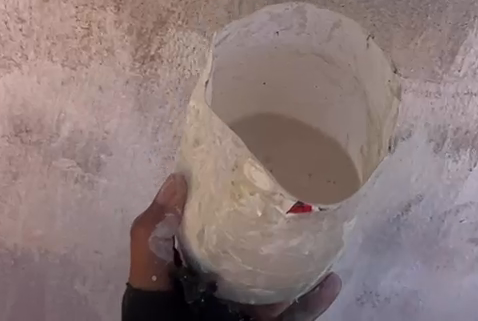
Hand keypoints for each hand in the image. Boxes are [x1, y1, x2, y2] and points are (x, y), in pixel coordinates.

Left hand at [128, 173, 342, 319]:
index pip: (217, 229)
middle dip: (278, 229)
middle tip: (301, 198)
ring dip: (304, 260)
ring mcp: (247, 308)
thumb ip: (153, 236)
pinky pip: (294, 314)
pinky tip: (330, 281)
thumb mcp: (148, 280)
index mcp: (196, 269)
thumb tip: (176, 179)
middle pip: (256, 252)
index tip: (254, 172)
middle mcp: (225, 286)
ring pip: (282, 280)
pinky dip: (313, 301)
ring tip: (325, 233)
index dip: (232, 202)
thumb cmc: (158, 319)